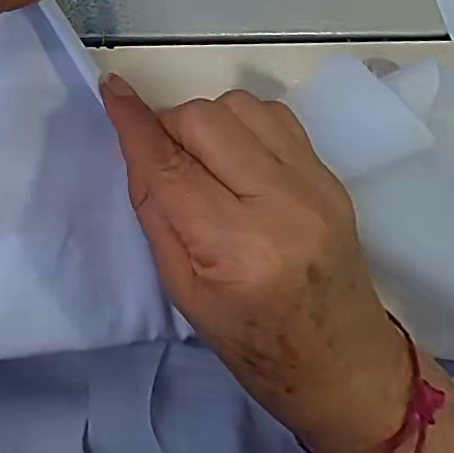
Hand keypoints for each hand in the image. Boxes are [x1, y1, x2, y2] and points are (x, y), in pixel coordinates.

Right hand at [99, 74, 415, 452]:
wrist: (343, 363)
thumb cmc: (246, 336)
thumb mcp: (177, 282)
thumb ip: (154, 207)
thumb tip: (135, 144)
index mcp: (235, 248)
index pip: (168, 165)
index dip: (132, 123)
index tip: (110, 89)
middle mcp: (282, 207)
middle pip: (203, 120)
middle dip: (168, 126)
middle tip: (164, 157)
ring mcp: (315, 187)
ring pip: (238, 106)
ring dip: (204, 121)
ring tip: (203, 158)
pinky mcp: (331, 177)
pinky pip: (273, 115)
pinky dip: (240, 122)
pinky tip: (236, 155)